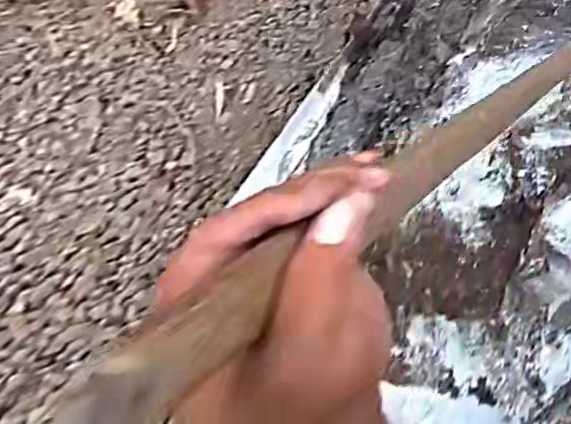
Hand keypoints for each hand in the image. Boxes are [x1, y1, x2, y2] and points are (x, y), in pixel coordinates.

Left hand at [158, 156, 392, 423]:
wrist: (334, 423)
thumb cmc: (314, 400)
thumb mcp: (314, 345)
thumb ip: (321, 277)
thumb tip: (346, 203)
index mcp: (195, 316)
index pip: (218, 241)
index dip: (273, 206)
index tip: (331, 190)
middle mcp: (216, 290)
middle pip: (254, 219)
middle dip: (313, 189)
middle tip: (364, 176)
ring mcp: (255, 276)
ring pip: (284, 213)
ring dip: (332, 185)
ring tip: (375, 172)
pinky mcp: (292, 267)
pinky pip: (309, 222)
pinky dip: (341, 197)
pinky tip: (369, 183)